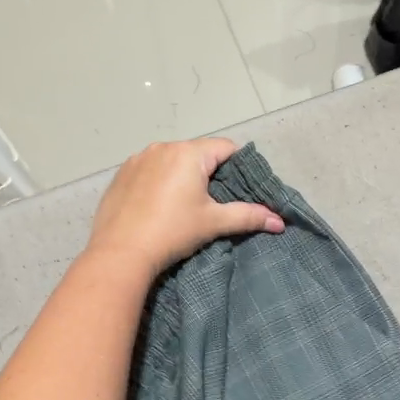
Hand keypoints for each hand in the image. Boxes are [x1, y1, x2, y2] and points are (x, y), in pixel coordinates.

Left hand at [83, 138, 283, 276]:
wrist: (120, 252)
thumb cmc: (172, 232)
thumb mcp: (214, 223)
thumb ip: (248, 216)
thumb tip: (280, 221)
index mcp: (189, 154)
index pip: (226, 148)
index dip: (239, 166)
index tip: (240, 189)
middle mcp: (163, 147)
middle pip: (198, 153)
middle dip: (209, 173)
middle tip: (215, 202)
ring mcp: (138, 159)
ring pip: (172, 161)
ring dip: (183, 177)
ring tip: (185, 206)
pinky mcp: (121, 174)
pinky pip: (149, 171)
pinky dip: (159, 183)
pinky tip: (158, 207)